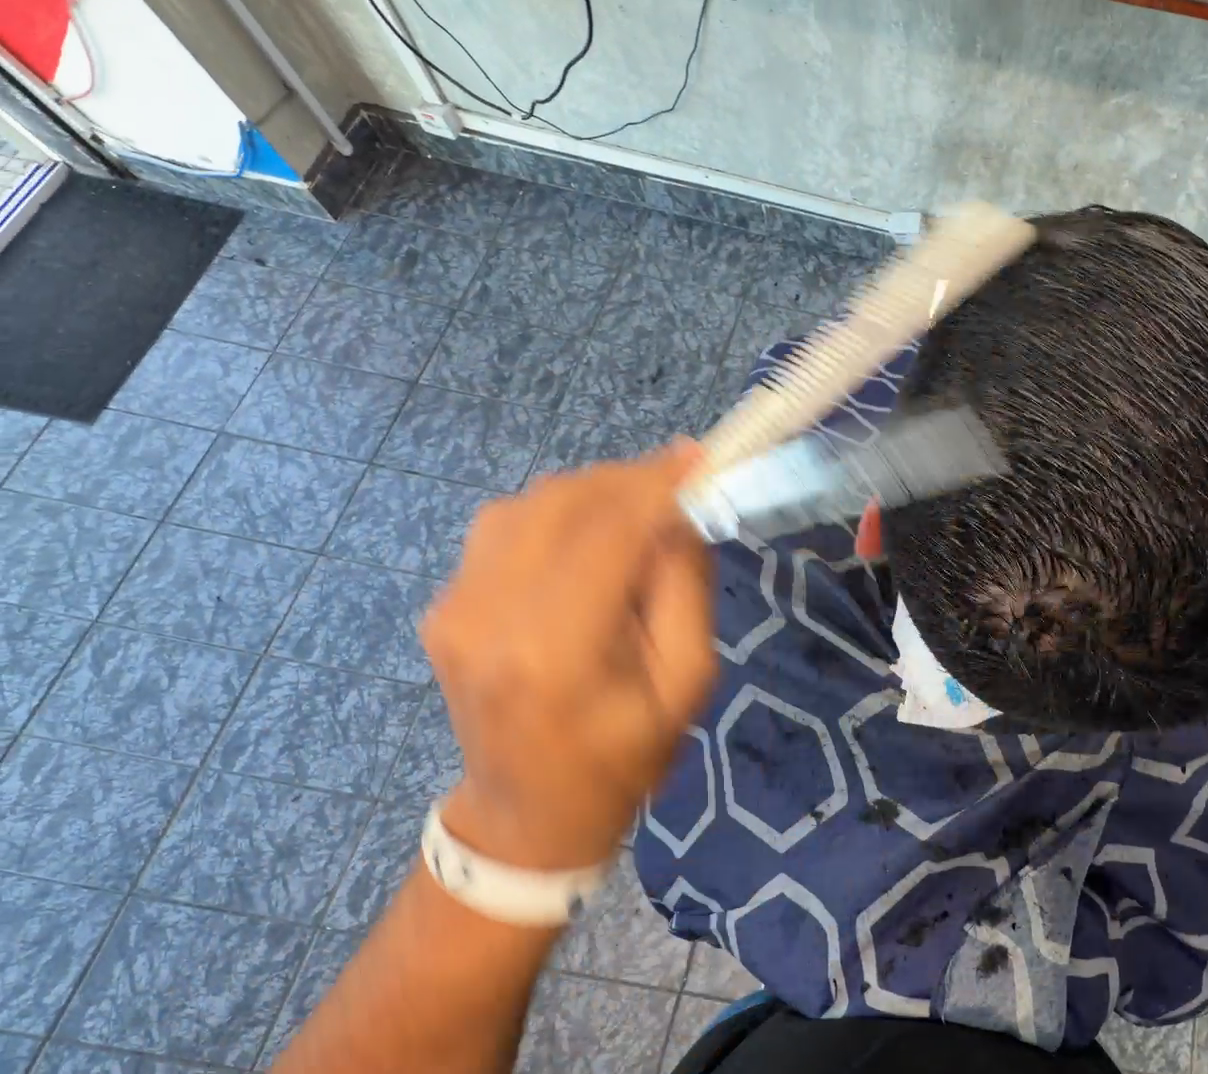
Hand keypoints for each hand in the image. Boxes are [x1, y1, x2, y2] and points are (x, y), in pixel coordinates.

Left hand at [419, 443, 717, 870]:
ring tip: (640, 511)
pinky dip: (558, 515)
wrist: (529, 813)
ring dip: (593, 493)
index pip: (609, 530)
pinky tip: (590, 538)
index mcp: (558, 648)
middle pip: (564, 502)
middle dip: (630, 481)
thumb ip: (685, 588)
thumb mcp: (688, 681)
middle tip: (681, 484)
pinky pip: (505, 527)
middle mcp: (491, 614)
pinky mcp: (443, 605)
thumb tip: (682, 512)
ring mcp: (454, 607)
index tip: (701, 458)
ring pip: (530, 503)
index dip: (657, 484)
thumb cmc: (626, 757)